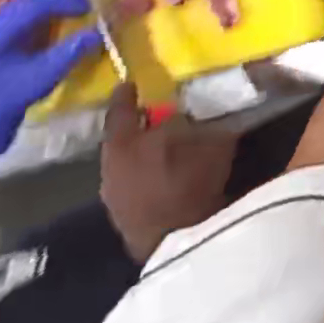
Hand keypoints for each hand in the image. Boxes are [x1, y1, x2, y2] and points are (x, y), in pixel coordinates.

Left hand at [0, 0, 101, 182]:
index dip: (63, 1)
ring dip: (51, 10)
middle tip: (89, 1)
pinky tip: (59, 28)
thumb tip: (100, 31)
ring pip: (22, 16)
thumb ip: (70, 52)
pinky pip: (22, 29)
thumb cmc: (3, 104)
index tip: (93, 1)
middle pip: (24, 6)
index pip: (31, 7)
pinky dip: (44, 23)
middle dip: (57, 1)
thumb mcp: (41, 78)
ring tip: (78, 10)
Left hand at [99, 84, 238, 262]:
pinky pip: (132, 179)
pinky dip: (145, 171)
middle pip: (124, 133)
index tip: (130, 83)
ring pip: (126, 158)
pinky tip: (164, 173)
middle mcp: (111, 161)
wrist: (175, 239)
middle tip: (154, 113)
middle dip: (138, 122)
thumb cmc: (194, 184)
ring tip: (165, 145)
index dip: (129, 95)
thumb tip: (199, 117)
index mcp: (126, 140)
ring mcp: (111, 189)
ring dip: (143, 149)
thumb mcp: (213, 144)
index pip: (123, 108)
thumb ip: (203, 127)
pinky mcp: (120, 212)